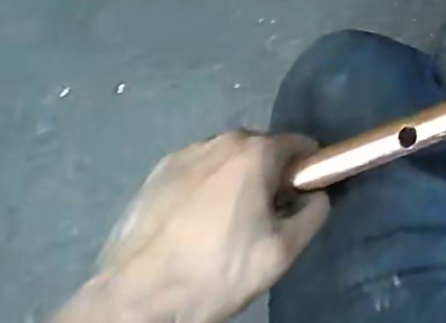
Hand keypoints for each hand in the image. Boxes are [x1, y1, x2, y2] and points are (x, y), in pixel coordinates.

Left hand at [55, 131, 329, 322]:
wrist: (129, 308)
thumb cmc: (213, 274)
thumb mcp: (282, 253)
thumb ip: (315, 213)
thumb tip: (317, 195)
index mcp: (258, 150)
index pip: (303, 145)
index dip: (306, 173)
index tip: (295, 203)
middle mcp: (224, 139)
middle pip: (264, 150)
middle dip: (268, 176)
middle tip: (257, 220)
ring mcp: (185, 154)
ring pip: (228, 160)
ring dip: (234, 180)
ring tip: (219, 225)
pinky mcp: (155, 174)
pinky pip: (196, 171)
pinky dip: (202, 188)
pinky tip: (190, 225)